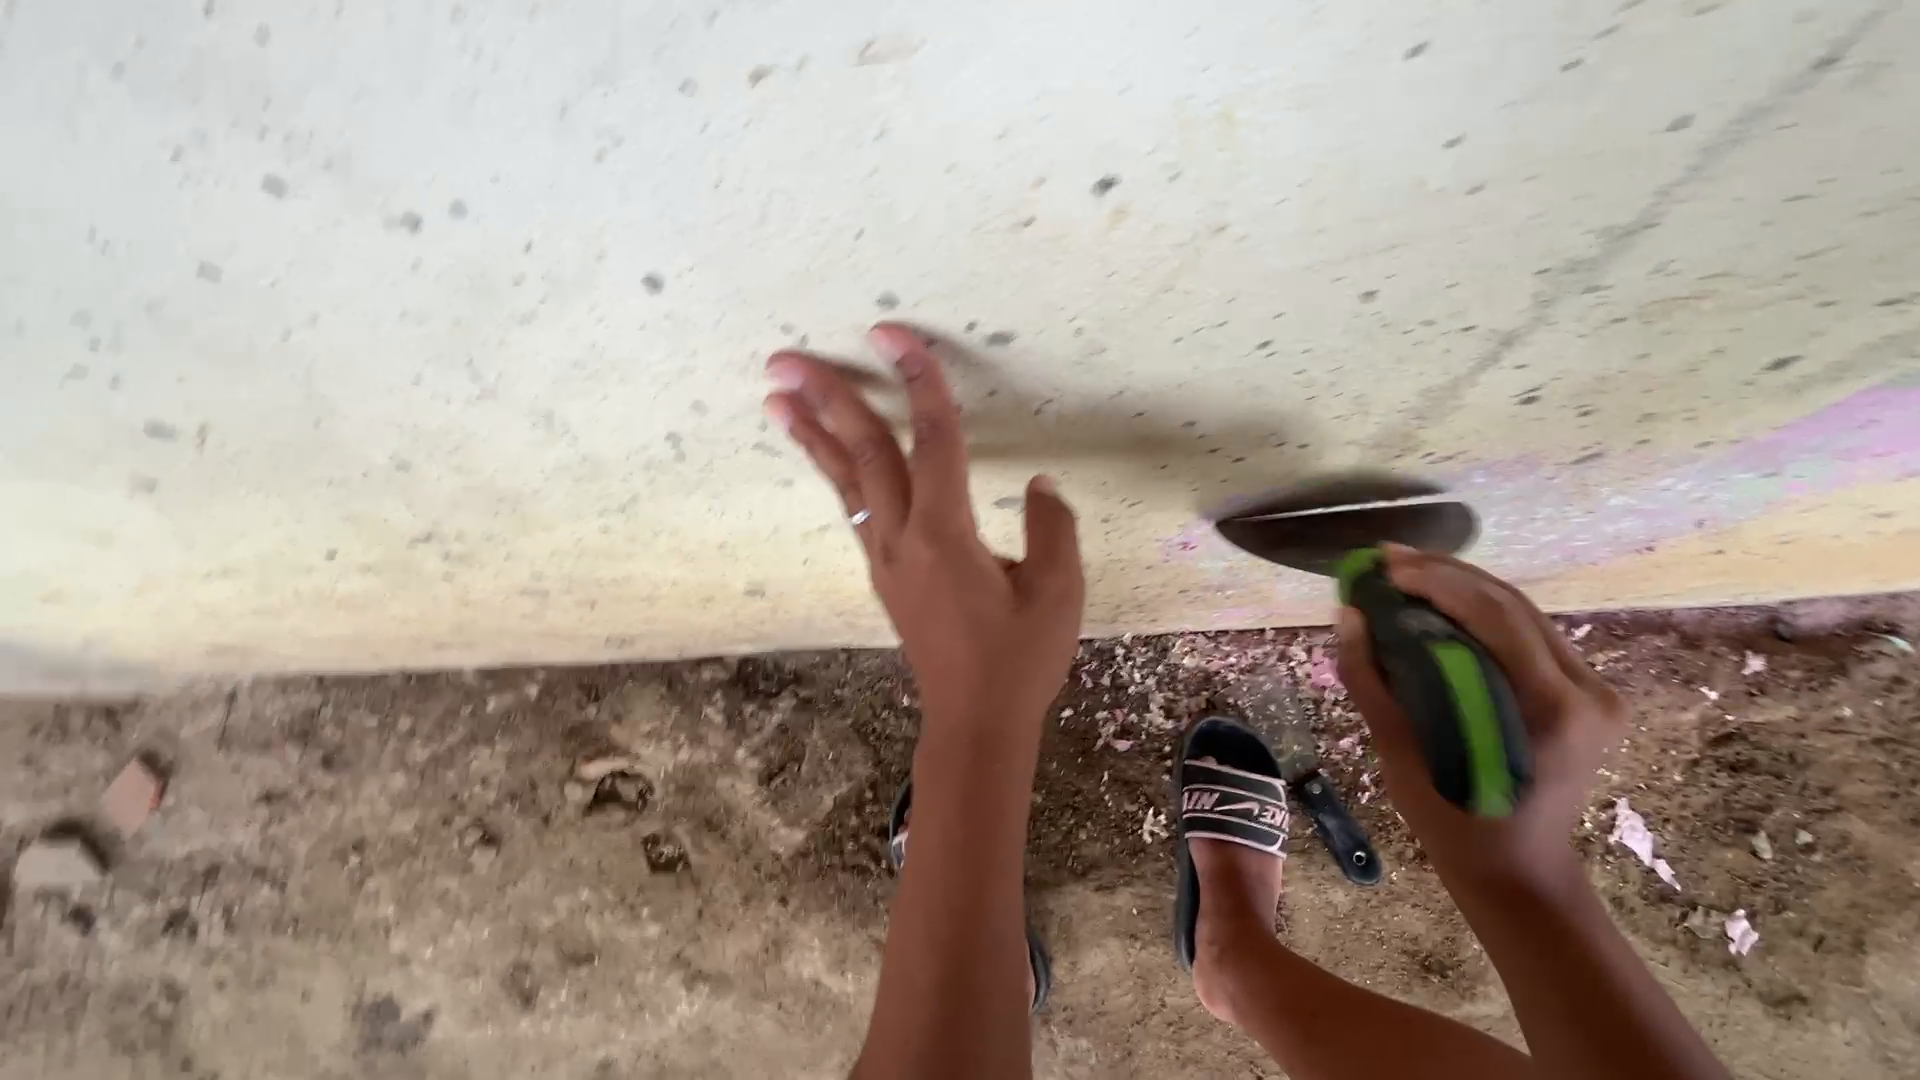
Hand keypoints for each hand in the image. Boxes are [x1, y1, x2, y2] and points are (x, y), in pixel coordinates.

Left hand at [763, 323, 1084, 729]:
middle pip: (865, 453)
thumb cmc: (1019, 660)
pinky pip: (854, 509)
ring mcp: (885, 558)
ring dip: (814, 435)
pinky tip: (826, 457)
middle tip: (784, 359)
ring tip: (777, 397)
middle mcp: (902, 539)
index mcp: (946, 535)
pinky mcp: (884, 574)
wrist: (974, 722)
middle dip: (828, 399)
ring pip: (847, 482)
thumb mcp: (1058, 592)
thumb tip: (1038, 484)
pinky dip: (835, 473)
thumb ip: (1052, 527)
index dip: (919, 382)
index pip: (934, 441)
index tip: (893, 335)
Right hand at [1334, 545, 1628, 886]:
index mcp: (1553, 707)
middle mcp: (1588, 691)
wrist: (1516, 870)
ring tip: (1405, 570)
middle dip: (1445, 573)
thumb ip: (1371, 679)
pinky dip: (1478, 611)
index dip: (1436, 580)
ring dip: (1461, 586)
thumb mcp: (1400, 750)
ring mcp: (1595, 691)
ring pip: (1522, 614)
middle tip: (1387, 558)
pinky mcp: (1586, 695)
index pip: (1495, 616)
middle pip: (1513, 605)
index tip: (1383, 566)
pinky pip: (1526, 635)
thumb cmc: (1453, 821)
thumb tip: (1348, 614)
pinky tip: (1438, 601)